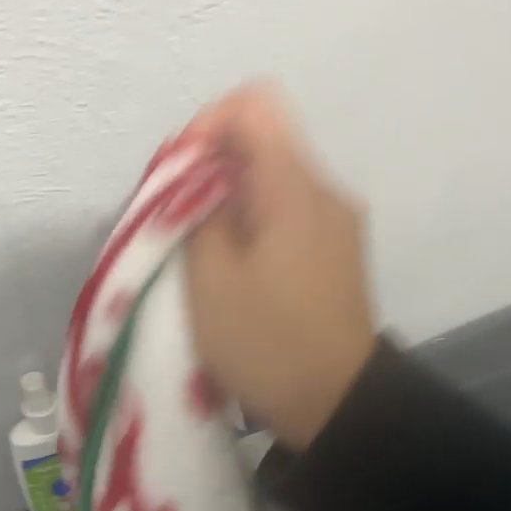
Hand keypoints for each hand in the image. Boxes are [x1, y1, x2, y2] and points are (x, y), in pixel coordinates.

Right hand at [185, 84, 376, 448]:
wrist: (337, 405)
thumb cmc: (266, 343)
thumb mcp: (210, 279)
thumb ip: (194, 211)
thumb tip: (196, 176)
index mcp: (296, 187)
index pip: (251, 105)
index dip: (202, 126)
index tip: (174, 177)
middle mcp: (325, 190)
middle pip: (259, 141)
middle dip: (207, 168)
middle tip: (173, 220)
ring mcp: (335, 221)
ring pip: (270, 177)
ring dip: (225, 199)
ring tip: (196, 248)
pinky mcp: (335, 250)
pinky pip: (285, 210)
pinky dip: (250, 222)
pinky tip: (230, 266)